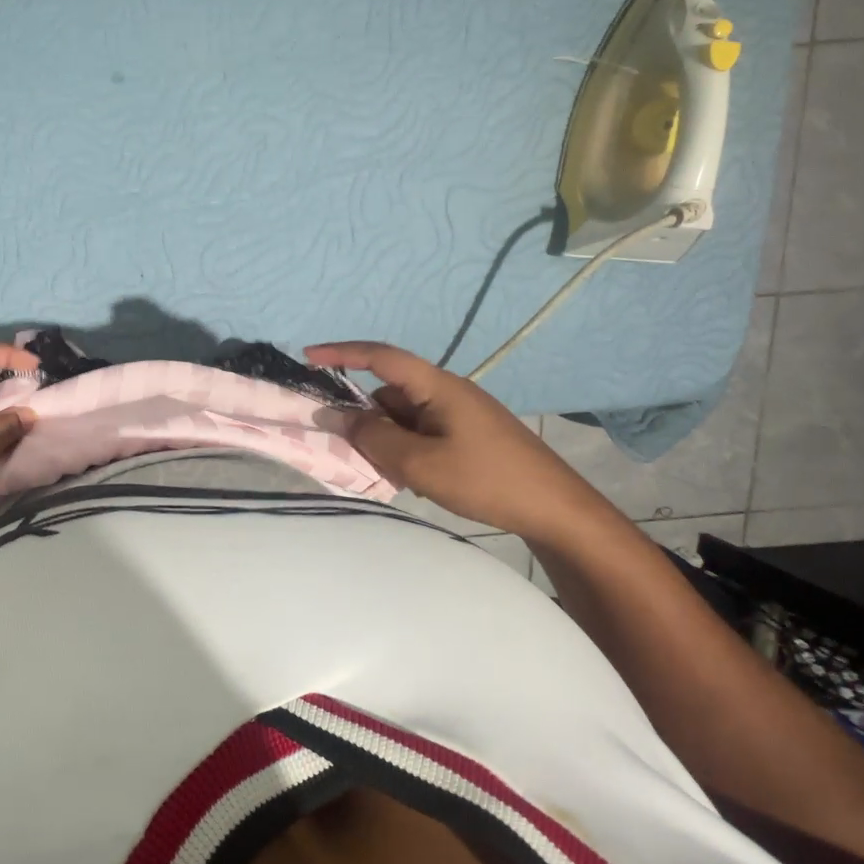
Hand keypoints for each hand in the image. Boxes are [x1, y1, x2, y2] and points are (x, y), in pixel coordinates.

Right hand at [305, 342, 617, 542]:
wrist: (556, 510)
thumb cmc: (485, 480)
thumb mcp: (419, 462)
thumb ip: (372, 437)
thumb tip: (336, 415)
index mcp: (438, 387)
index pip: (381, 357)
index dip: (342, 353)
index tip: (307, 358)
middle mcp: (447, 393)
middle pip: (388, 393)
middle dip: (363, 418)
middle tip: (349, 451)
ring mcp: (460, 415)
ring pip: (403, 418)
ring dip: (385, 440)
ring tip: (388, 474)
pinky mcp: (468, 437)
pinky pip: (420, 433)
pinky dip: (405, 450)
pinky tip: (411, 480)